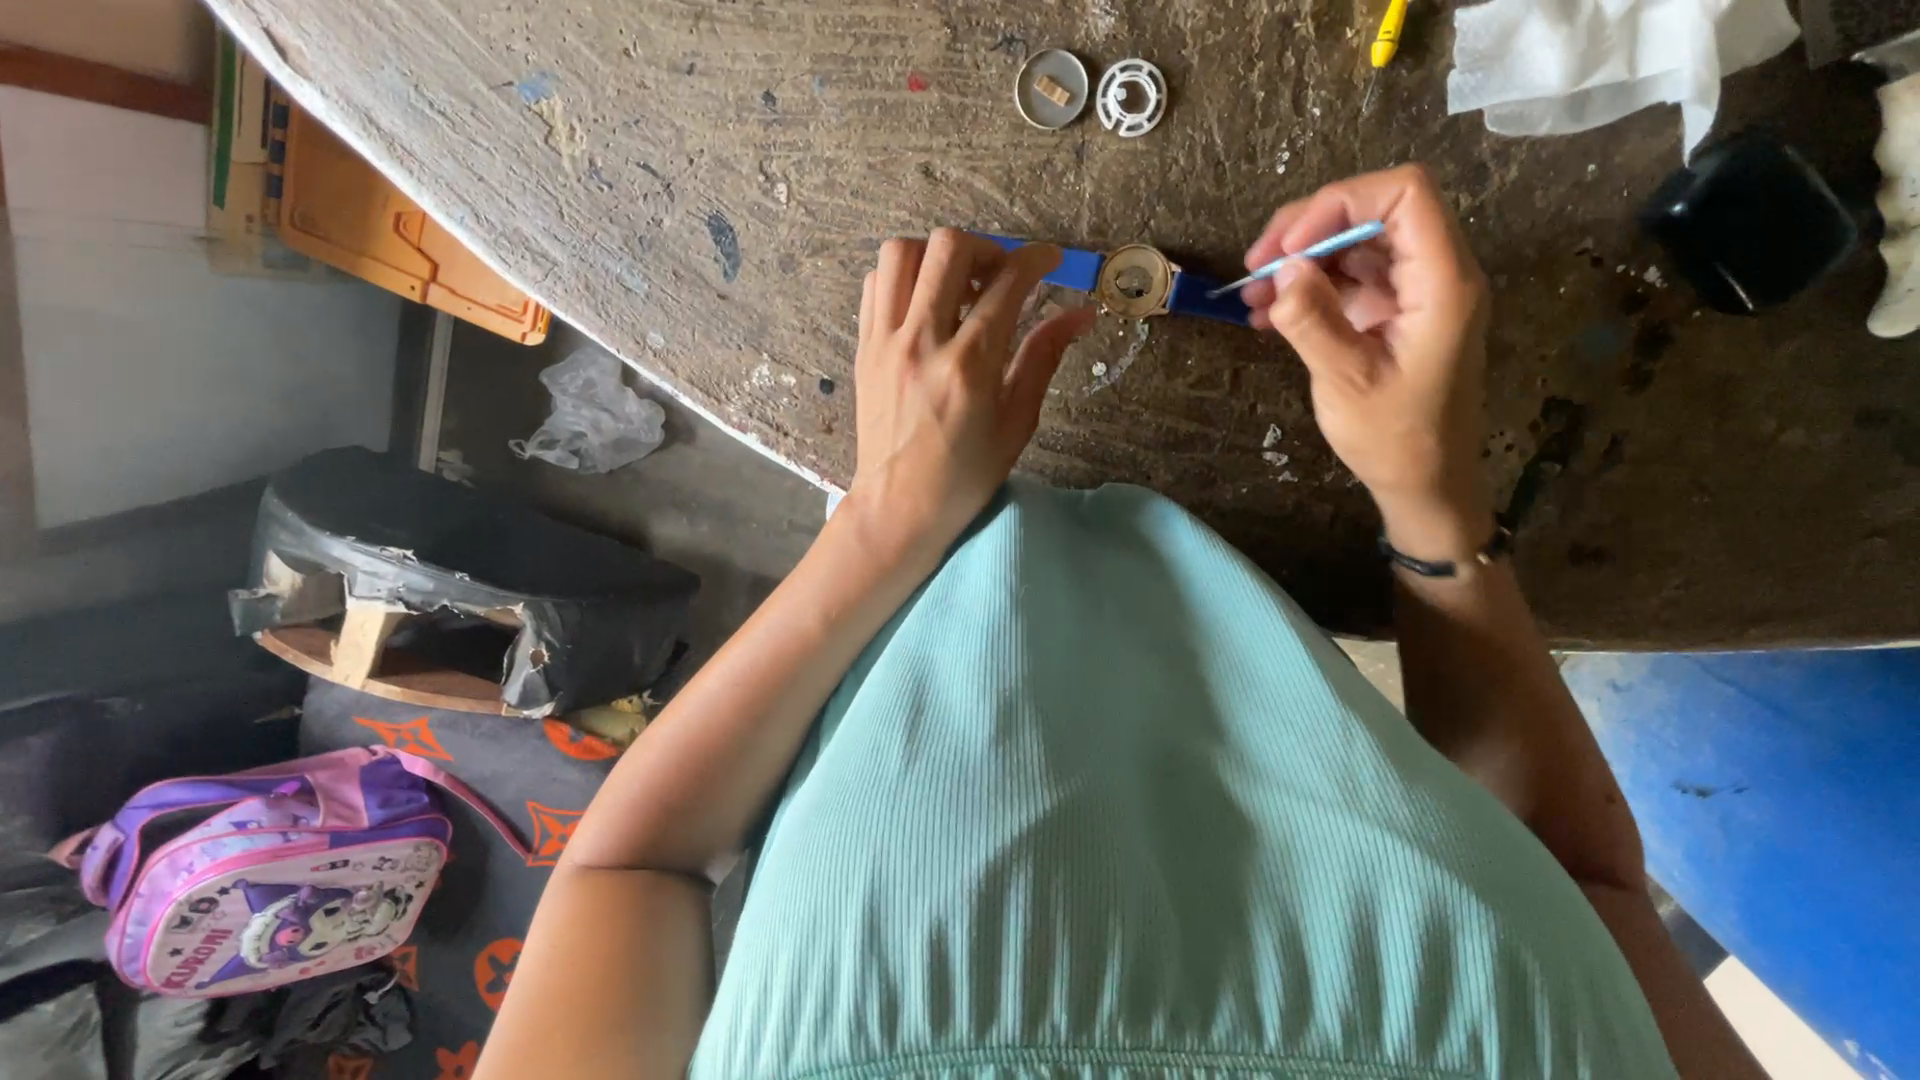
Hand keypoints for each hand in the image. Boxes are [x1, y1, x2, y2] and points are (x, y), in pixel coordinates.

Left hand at [847, 229, 1096, 551]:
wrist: (897, 507)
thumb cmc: (964, 475)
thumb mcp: (1016, 422)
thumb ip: (1044, 358)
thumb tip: (1081, 313)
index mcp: (969, 367)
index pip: (1006, 284)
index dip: (1036, 259)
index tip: (1049, 261)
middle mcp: (922, 343)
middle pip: (949, 248)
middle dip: (986, 247)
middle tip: (1001, 275)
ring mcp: (885, 342)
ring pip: (902, 253)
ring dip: (937, 254)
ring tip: (958, 284)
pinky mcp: (864, 348)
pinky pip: (876, 284)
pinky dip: (903, 277)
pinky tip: (925, 303)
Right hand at [1242, 164, 1493, 556]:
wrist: (1423, 482)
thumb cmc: (1395, 438)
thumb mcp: (1346, 381)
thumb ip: (1313, 321)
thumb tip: (1281, 270)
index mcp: (1442, 282)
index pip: (1403, 195)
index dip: (1340, 204)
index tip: (1289, 248)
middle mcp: (1434, 273)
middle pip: (1374, 211)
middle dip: (1309, 230)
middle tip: (1256, 266)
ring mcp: (1413, 292)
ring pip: (1356, 243)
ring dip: (1301, 260)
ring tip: (1252, 295)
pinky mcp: (1392, 312)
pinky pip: (1349, 279)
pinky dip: (1308, 287)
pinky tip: (1269, 313)